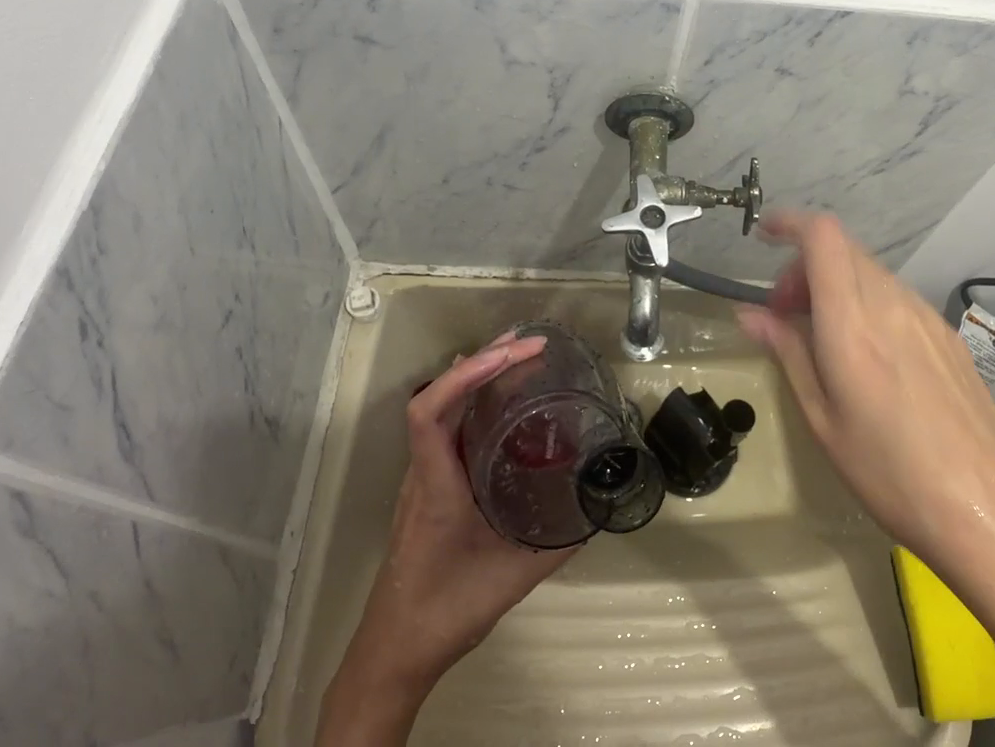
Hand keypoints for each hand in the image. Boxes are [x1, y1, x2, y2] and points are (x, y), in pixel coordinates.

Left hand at [318, 330, 578, 745]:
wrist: (395, 650)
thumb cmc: (446, 612)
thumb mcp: (513, 579)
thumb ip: (559, 544)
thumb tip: (599, 508)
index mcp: (436, 487)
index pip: (429, 412)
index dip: (466, 376)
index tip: (512, 355)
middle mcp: (423, 473)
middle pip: (439, 398)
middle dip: (483, 363)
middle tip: (531, 344)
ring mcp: (422, 480)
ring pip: (441, 411)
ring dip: (476, 378)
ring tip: (519, 358)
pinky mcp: (428, 490)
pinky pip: (446, 431)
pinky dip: (473, 404)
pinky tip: (504, 408)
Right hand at [733, 212, 994, 628]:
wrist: (988, 513)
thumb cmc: (889, 475)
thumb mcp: (822, 419)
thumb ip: (789, 353)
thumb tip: (751, 313)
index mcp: (854, 323)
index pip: (823, 237)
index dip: (789, 223)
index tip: (763, 239)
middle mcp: (894, 305)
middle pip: (844, 251)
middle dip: (803, 268)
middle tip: (783, 317)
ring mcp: (929, 319)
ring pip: (871, 274)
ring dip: (835, 287)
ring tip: (820, 343)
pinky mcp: (950, 339)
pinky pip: (897, 299)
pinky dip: (866, 305)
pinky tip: (865, 357)